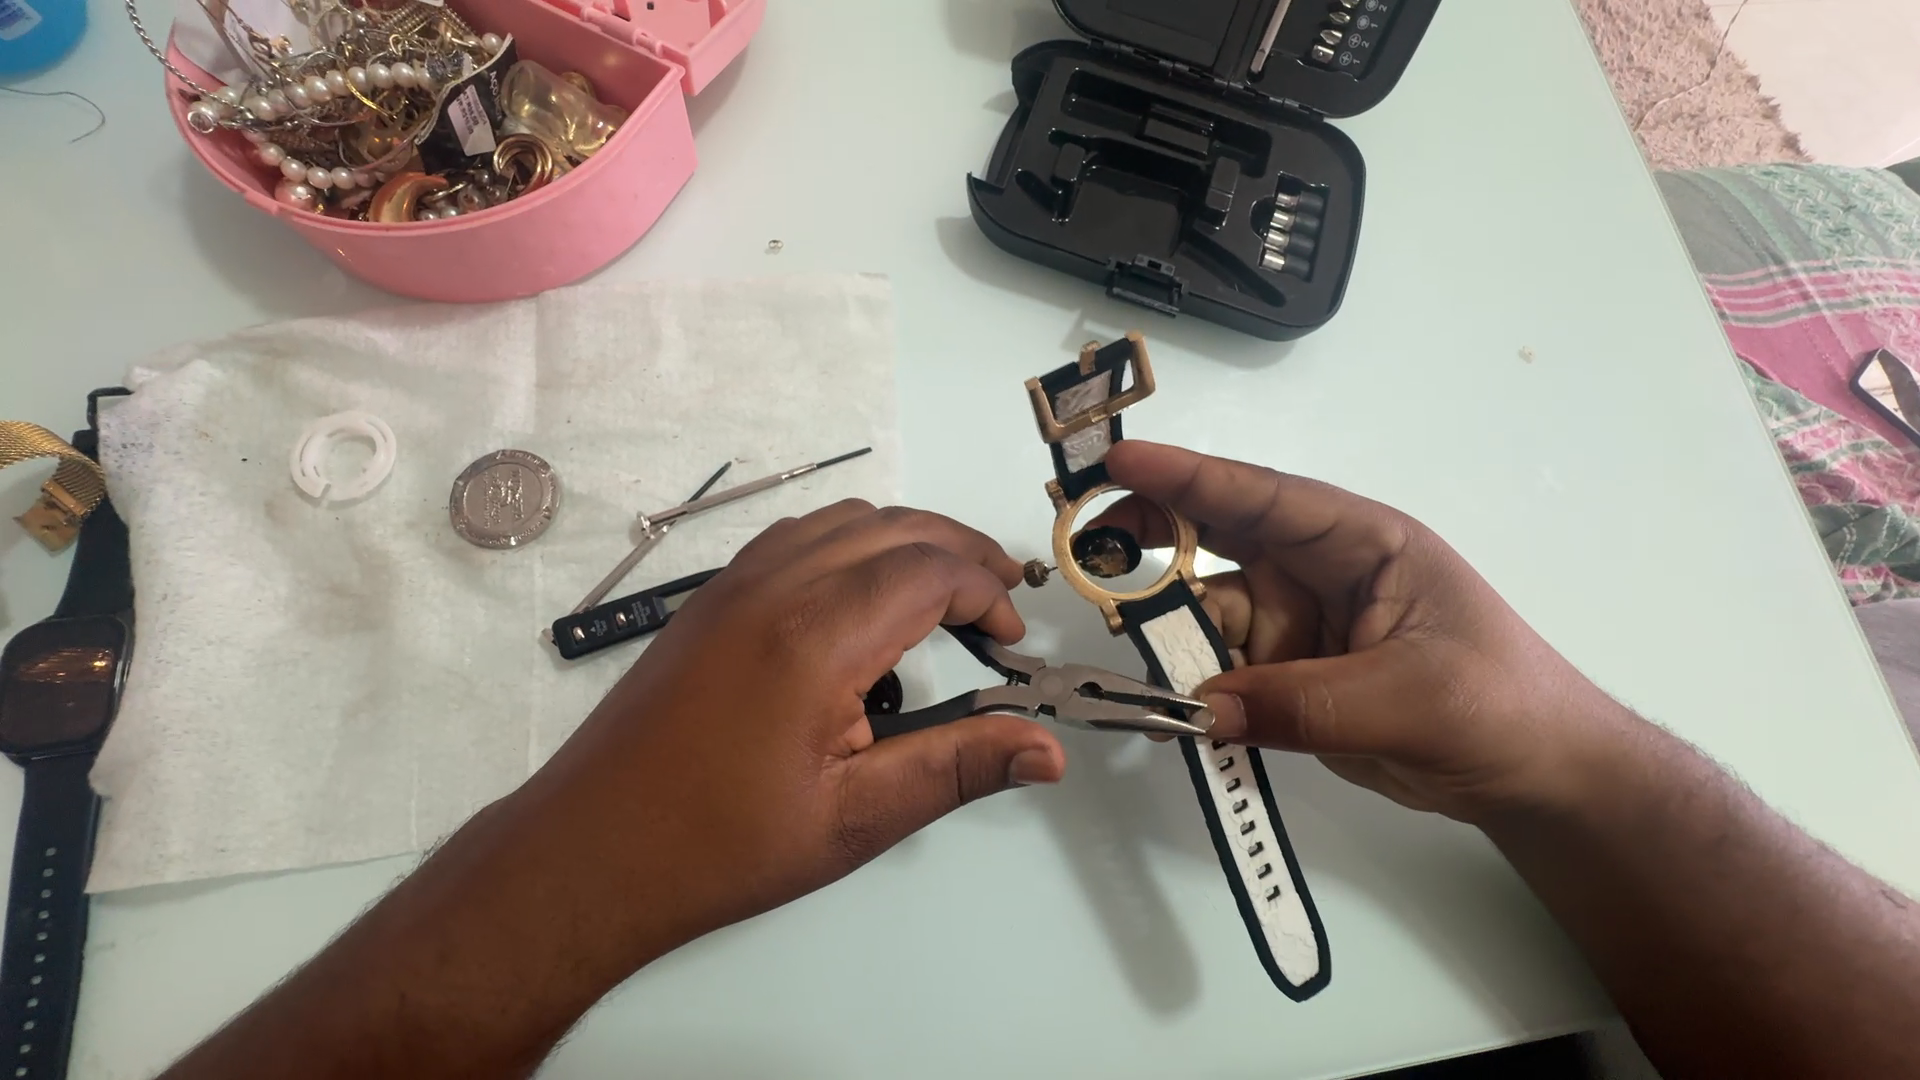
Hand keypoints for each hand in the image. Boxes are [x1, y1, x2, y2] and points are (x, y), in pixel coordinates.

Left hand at [511, 501, 1066, 963]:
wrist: (589, 851)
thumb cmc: (724, 844)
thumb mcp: (855, 818)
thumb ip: (958, 768)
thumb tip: (1050, 751)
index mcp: (817, 634)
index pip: (930, 570)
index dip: (985, 592)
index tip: (1010, 640)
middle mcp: (777, 584)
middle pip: (897, 527)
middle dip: (963, 551)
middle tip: (1001, 597)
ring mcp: (737, 580)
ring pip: (847, 518)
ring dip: (910, 539)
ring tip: (945, 588)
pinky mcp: (713, 594)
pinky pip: (802, 533)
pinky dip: (856, 540)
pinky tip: (864, 591)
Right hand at [1099, 442, 1630, 824]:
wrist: (1533, 778)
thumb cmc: (1499, 708)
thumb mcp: (1411, 699)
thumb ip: (1301, 703)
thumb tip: (1200, 710)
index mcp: (1359, 541)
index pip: (1262, 497)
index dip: (1187, 477)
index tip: (1120, 463)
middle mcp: (1314, 570)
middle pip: (1215, 537)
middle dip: (1151, 533)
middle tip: (1086, 539)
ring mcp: (1292, 622)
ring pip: (1205, 613)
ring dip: (1165, 632)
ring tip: (1124, 657)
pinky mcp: (1279, 672)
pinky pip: (1215, 670)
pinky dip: (1185, 686)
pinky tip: (1160, 710)